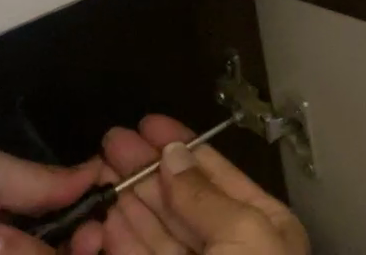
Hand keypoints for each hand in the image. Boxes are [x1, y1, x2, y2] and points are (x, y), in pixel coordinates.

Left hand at [0, 145, 103, 254]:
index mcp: (7, 220)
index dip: (93, 224)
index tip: (104, 223)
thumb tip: (96, 168)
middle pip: (62, 254)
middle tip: (73, 243)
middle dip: (80, 248)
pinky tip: (2, 249)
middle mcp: (5, 253)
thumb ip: (43, 180)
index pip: (68, 224)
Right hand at [72, 114, 308, 254]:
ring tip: (101, 173)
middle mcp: (230, 252)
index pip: (217, 175)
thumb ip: (206, 196)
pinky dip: (122, 243)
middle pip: (181, 201)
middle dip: (147, 170)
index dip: (183, 145)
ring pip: (157, 234)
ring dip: (129, 203)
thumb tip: (175, 154)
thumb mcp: (244, 238)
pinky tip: (105, 222)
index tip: (148, 123)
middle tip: (112, 142)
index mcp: (263, 229)